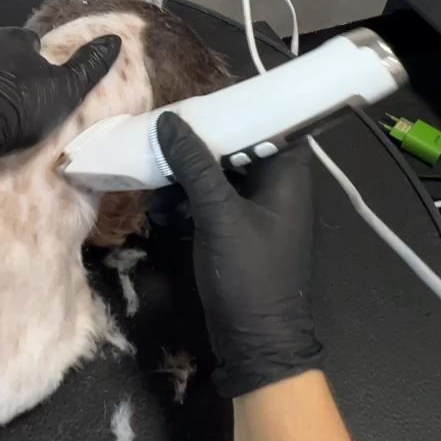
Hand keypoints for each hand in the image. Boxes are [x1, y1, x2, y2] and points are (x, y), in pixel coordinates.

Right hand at [157, 112, 322, 397]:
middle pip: (237, 144)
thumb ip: (195, 165)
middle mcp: (276, 185)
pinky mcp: (236, 228)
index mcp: (288, 175)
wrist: (256, 345)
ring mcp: (256, 208)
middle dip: (199, 138)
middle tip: (163, 128)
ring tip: (152, 167)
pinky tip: (158, 205)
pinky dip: (186, 198)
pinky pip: (210, 199)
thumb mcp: (219, 215)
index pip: (270, 120)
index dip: (238, 104)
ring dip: (187, 171)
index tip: (199, 96)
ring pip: (219, 171)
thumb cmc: (249, 275)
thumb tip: (169, 120)